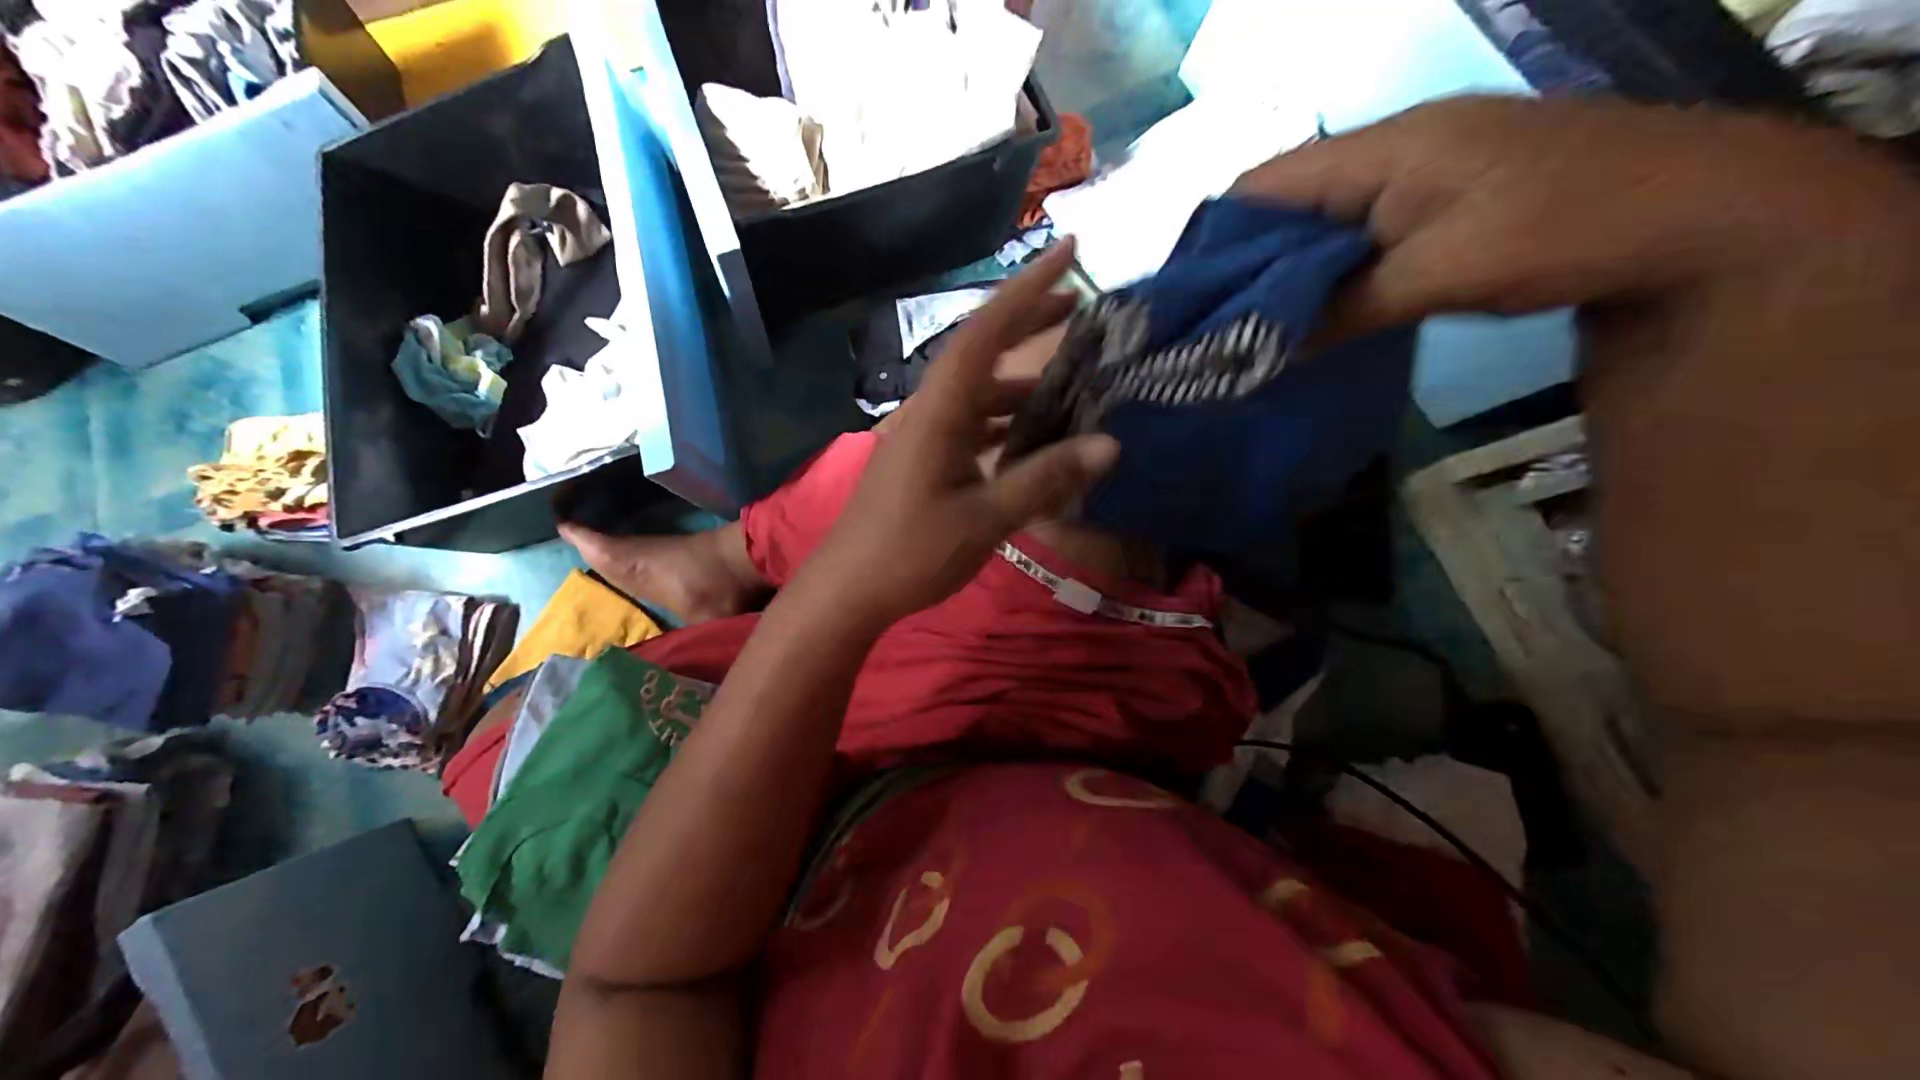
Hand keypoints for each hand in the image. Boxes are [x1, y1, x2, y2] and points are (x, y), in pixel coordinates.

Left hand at [796, 242, 1120, 630]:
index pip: (986, 331)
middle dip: (1029, 323)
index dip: (1028, 289)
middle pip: (982, 351)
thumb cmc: (910, 553)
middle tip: (1080, 304)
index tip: (1068, 250)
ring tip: (1070, 379)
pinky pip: (970, 424)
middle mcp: (929, 410)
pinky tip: (1031, 436)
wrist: (846, 590)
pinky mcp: (922, 460)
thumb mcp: (984, 519)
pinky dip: (1004, 420)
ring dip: (1021, 380)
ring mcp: (922, 435)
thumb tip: (1108, 444)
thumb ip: (1044, 479)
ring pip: (978, 392)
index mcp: (939, 411)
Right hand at [1234, 96, 1919, 336]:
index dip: (1215, 238)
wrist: (1707, 214)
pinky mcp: (1439, 207)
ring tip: (1245, 325)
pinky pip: (1357, 239)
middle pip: (1286, 205)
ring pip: (1320, 225)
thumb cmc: (1565, 227)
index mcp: (1384, 150)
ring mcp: (1419, 177)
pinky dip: (1325, 276)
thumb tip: (1263, 350)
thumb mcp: (1439, 274)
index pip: (1264, 185)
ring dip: (1283, 273)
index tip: (1183, 297)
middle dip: (1243, 263)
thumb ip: (1342, 308)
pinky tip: (1308, 312)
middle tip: (1209, 324)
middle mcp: (1392, 152)